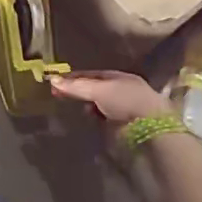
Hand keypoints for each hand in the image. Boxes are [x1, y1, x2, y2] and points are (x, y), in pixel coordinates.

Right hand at [50, 70, 173, 123]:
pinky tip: (91, 118)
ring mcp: (121, 106)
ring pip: (97, 103)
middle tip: (57, 95)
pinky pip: (102, 116)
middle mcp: (120, 89)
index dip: (73, 77)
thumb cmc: (125, 100)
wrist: (149, 126)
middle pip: (93, 88)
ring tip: (78, 108)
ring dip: (86, 105)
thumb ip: (76, 87)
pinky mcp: (121, 122)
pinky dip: (95, 116)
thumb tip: (53, 80)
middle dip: (76, 91)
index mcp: (117, 77)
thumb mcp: (99, 90)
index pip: (91, 74)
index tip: (56, 82)